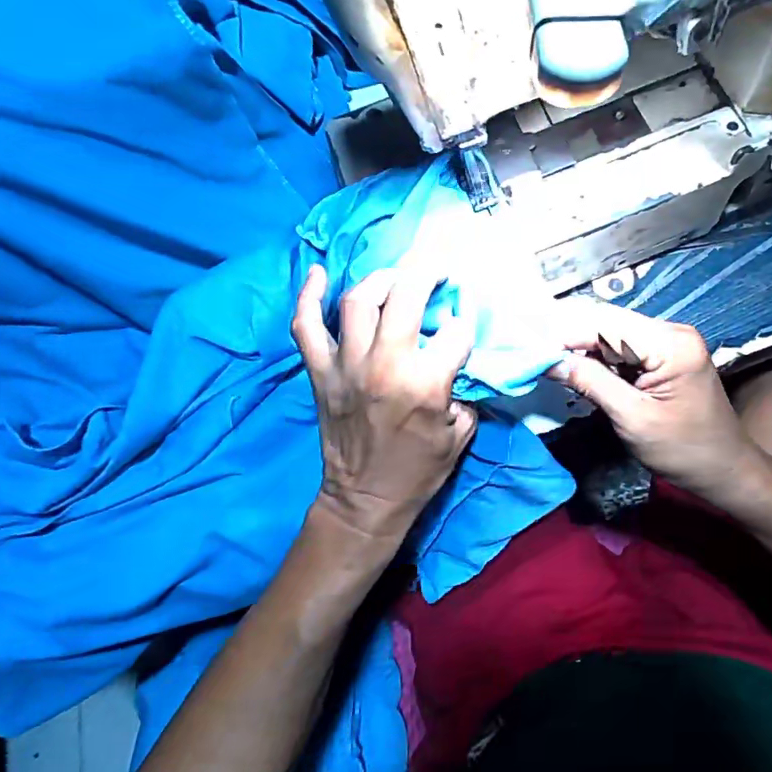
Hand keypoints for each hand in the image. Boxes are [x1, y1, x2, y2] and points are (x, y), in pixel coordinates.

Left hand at [291, 263, 478, 547]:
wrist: (366, 499)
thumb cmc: (419, 470)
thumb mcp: (461, 433)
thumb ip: (465, 389)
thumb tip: (461, 355)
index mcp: (425, 384)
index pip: (454, 331)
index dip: (463, 327)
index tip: (461, 330)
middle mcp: (384, 365)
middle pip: (405, 297)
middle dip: (426, 276)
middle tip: (435, 272)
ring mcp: (346, 366)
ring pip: (359, 301)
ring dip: (380, 279)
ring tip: (395, 278)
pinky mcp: (319, 372)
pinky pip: (306, 325)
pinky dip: (309, 295)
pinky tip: (318, 272)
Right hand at [549, 301, 765, 498]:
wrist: (723, 469)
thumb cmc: (682, 449)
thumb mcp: (631, 417)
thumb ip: (590, 382)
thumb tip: (550, 361)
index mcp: (671, 343)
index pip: (608, 324)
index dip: (568, 335)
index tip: (535, 351)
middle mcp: (672, 332)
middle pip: (609, 323)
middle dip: (574, 341)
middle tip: (539, 358)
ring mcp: (670, 342)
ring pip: (613, 334)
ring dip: (585, 350)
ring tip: (555, 365)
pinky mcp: (665, 355)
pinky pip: (624, 347)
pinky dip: (601, 359)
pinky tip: (582, 372)